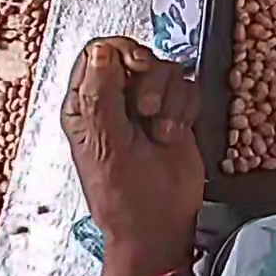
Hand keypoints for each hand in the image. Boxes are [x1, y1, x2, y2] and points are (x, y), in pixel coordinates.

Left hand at [60, 37, 203, 261]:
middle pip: (137, 56)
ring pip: (167, 70)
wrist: (160, 225)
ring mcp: (149, 105)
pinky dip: (186, 110)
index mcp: (86, 104)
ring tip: (160, 132)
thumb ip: (101, 95)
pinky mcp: (177, 113)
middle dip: (149, 80)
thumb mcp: (106, 145)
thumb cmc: (123, 195)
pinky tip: (174, 135)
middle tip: (146, 108)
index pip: (98, 53)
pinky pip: (189, 88)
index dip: (120, 52)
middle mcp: (117, 99)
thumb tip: (101, 50)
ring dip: (169, 100)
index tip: (136, 67)